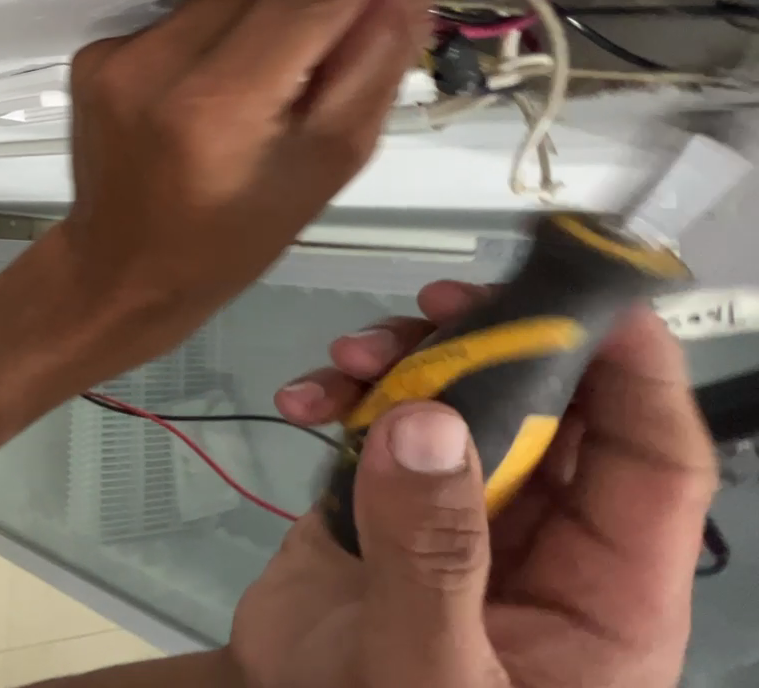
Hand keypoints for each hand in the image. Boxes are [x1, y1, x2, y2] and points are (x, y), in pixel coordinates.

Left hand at [59, 0, 454, 359]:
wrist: (121, 264)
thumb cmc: (237, 234)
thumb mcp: (329, 161)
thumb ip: (375, 53)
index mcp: (213, 103)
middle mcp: (150, 64)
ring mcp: (111, 55)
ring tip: (312, 12)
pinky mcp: (91, 54)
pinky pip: (178, 12)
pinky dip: (221, 14)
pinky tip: (241, 42)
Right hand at [232, 281, 719, 687]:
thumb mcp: (431, 667)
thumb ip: (432, 553)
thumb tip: (426, 418)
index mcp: (600, 591)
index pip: (651, 466)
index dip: (636, 377)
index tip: (590, 298)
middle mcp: (531, 535)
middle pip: (540, 411)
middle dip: (487, 350)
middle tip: (433, 305)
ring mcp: (445, 511)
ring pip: (448, 403)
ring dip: (396, 365)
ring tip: (340, 361)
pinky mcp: (370, 496)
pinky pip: (368, 422)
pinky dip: (334, 395)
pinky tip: (298, 400)